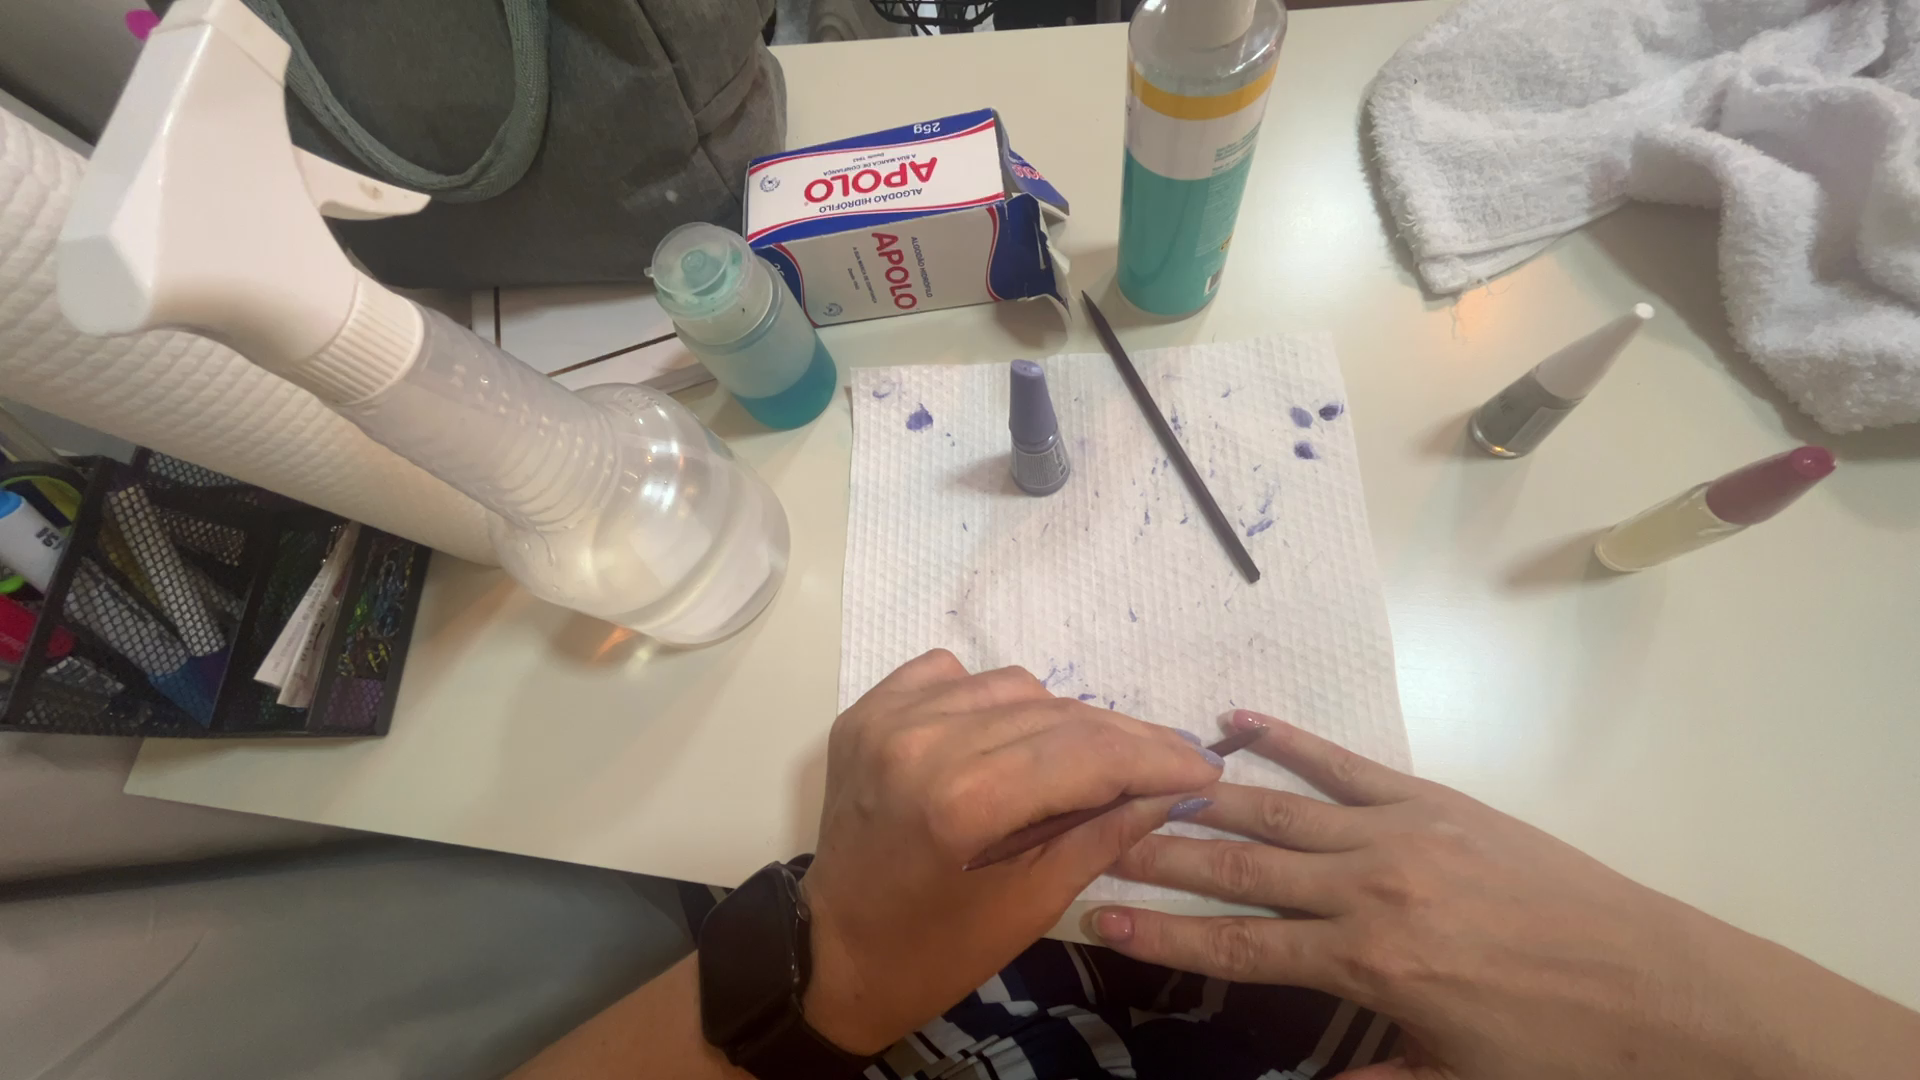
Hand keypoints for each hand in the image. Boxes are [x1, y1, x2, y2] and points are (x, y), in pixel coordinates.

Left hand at [798, 649, 1224, 1054]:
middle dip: (1121, 736)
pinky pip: (952, 673)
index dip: (1154, 754)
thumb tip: (1172, 785)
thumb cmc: (938, 948)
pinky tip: (998, 735)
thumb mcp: (1034, 903)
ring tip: (1075, 758)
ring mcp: (888, 716)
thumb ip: (1107, 829)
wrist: (833, 949)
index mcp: (963, 801)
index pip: (1085, 752)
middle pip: (1054, 714)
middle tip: (1164, 759)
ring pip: (1010, 685)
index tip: (1201, 764)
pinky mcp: (867, 708)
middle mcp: (922, 740)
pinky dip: (988, 698)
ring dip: (1056, 717)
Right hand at [1086, 711, 1919, 1079]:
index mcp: (1368, 963)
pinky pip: (1338, 760)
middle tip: (1097, 837)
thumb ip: (1378, 1077)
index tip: (1100, 920)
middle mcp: (1363, 886)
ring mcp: (1391, 830)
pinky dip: (1283, 736)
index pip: (1237, 946)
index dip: (1164, 935)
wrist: (1682, 994)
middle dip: (1159, 854)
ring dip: (1202, 794)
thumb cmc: (1569, 1054)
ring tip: (1143, 779)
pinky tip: (1234, 717)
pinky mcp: (1423, 796)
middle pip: (1238, 865)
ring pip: (1273, 805)